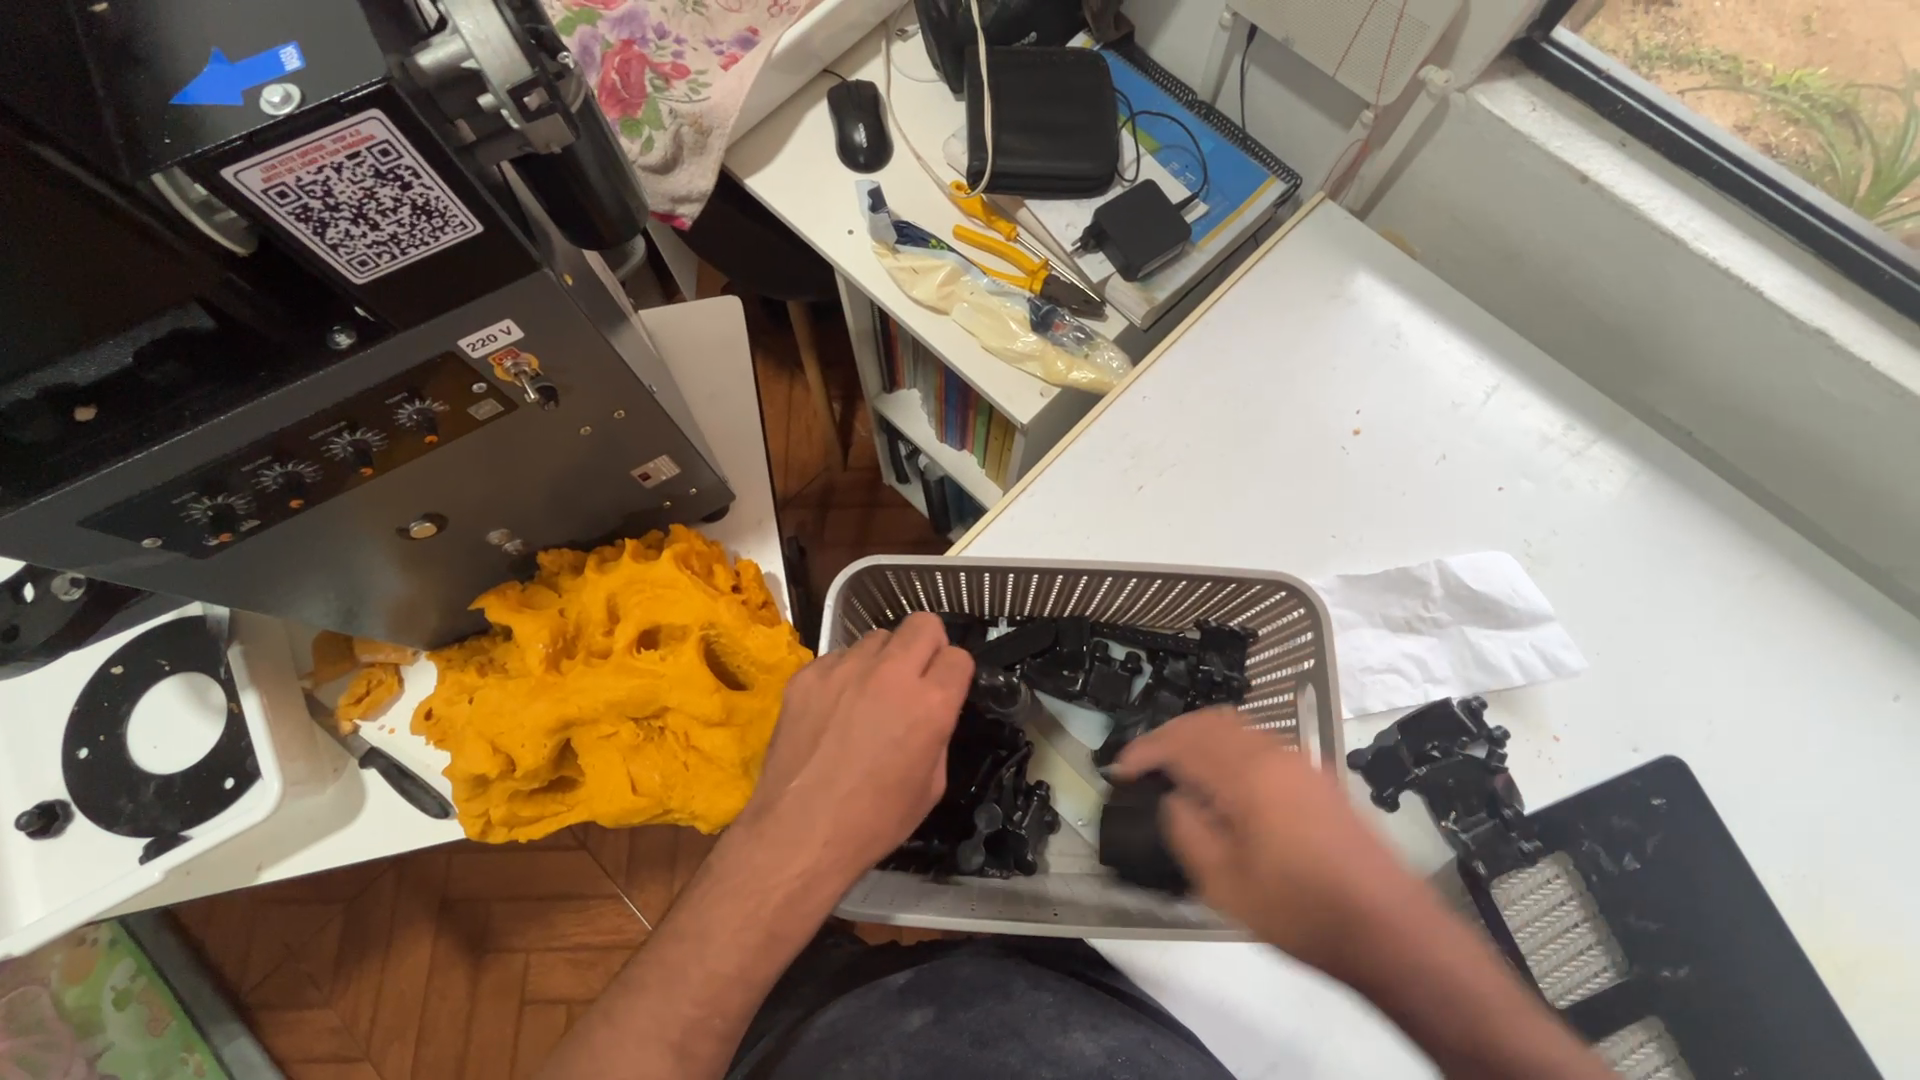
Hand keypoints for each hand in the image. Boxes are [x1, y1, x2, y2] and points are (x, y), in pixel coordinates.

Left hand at [741, 612, 973, 879]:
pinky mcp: (807, 675)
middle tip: (915, 675)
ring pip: (876, 637)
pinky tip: (833, 710)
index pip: (959, 656)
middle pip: (923, 624)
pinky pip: (837, 658)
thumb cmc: (875, 820)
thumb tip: (931, 710)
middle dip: (927, 644)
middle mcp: (890, 674)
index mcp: (930, 704)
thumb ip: (938, 733)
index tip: (945, 689)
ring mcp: (844, 669)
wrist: (800, 832)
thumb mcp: (931, 785)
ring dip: (882, 659)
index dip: (954, 673)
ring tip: (868, 695)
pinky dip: (843, 676)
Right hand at [1114, 706, 1423, 976]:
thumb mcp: (1224, 882)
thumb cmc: (1301, 911)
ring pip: (1238, 728)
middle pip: (1210, 721)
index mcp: (1247, 775)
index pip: (1181, 742)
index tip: (1119, 770)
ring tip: (1177, 770)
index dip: (1144, 751)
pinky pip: (1260, 745)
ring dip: (1200, 739)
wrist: (1390, 930)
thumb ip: (1187, 829)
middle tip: (1144, 763)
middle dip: (1170, 735)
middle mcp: (1275, 755)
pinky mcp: (1319, 779)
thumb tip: (1172, 799)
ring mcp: (1302, 764)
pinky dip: (1228, 749)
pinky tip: (1223, 785)